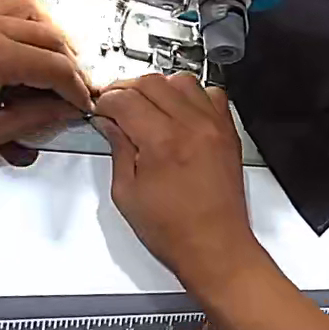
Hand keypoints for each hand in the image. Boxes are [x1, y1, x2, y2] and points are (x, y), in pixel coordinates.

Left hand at [0, 0, 92, 163]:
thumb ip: (31, 118)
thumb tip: (59, 111)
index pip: (55, 66)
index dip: (76, 87)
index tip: (81, 101)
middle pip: (49, 33)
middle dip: (69, 59)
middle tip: (73, 82)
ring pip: (26, 2)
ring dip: (47, 26)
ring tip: (53, 50)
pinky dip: (12, 8)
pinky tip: (13, 27)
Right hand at [93, 73, 272, 296]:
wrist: (216, 249)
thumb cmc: (176, 232)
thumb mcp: (127, 193)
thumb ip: (117, 149)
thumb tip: (110, 124)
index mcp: (162, 141)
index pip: (125, 98)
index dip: (105, 101)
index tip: (101, 109)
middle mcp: (192, 126)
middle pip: (151, 82)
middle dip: (126, 89)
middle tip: (115, 105)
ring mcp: (214, 126)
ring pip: (181, 80)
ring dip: (158, 87)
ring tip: (146, 105)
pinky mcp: (228, 132)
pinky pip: (212, 94)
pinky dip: (193, 95)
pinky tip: (180, 110)